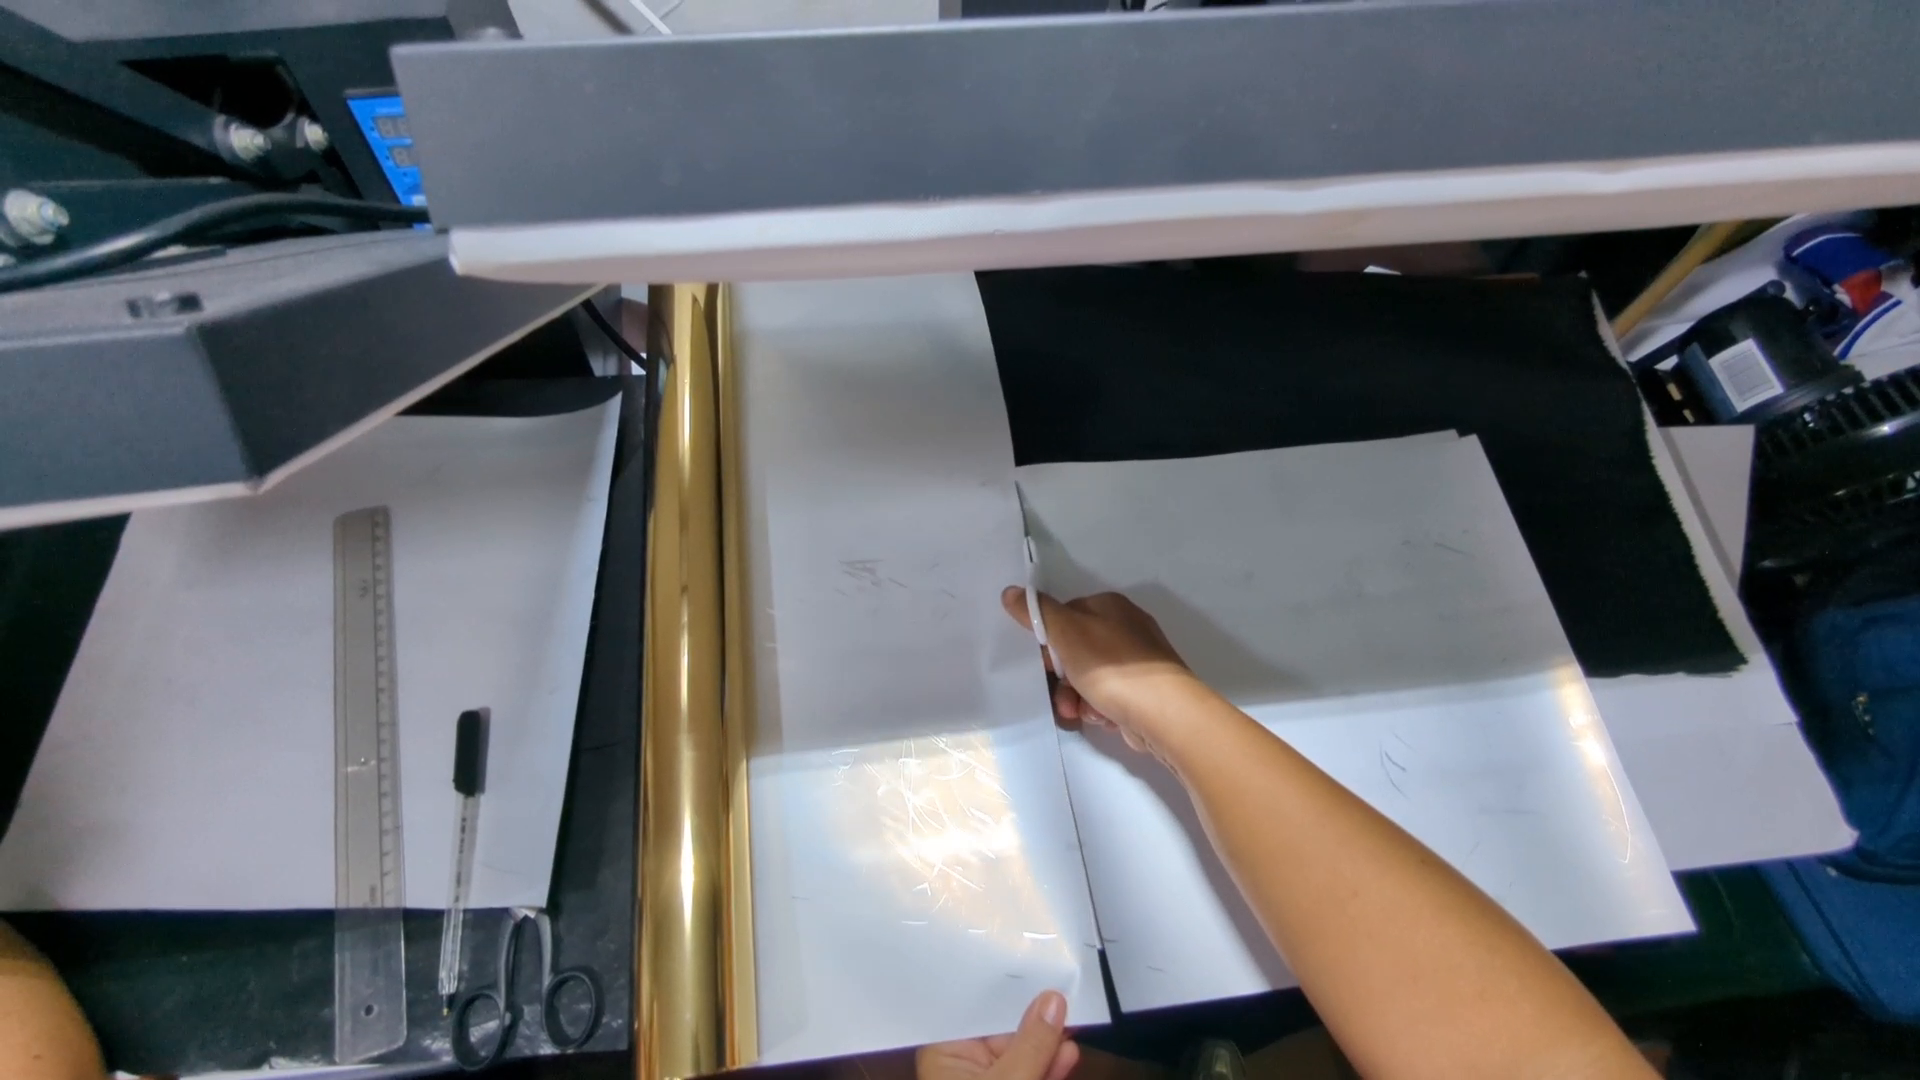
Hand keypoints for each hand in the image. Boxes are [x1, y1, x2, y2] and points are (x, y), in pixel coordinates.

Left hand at [916, 990, 1078, 1079]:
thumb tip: (1054, 1000)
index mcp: (945, 1051)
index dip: (1007, 984)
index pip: (976, 1004)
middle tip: (1065, 983)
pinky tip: (1069, 1052)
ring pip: (1020, 1053)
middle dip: (1035, 1011)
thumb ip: (1031, 1046)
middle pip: (1002, 1026)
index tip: (1034, 960)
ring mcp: (984, 1079)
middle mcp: (961, 1062)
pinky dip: (1050, 1065)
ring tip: (1075, 1015)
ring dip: (1049, 1040)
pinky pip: (1029, 1074)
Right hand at [1000, 587, 1198, 756]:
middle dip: (1060, 675)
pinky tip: (1100, 717)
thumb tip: (1011, 592)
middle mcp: (1126, 629)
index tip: (1042, 661)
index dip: (1049, 639)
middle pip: (1076, 649)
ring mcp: (1137, 662)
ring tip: (1076, 711)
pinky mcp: (1142, 693)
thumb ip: (1038, 613)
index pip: (1066, 614)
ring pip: (1089, 677)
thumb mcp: (1067, 633)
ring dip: (1075, 696)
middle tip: (1057, 692)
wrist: (1164, 713)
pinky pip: (1108, 697)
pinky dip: (1098, 708)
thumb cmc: (1112, 666)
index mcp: (1110, 607)